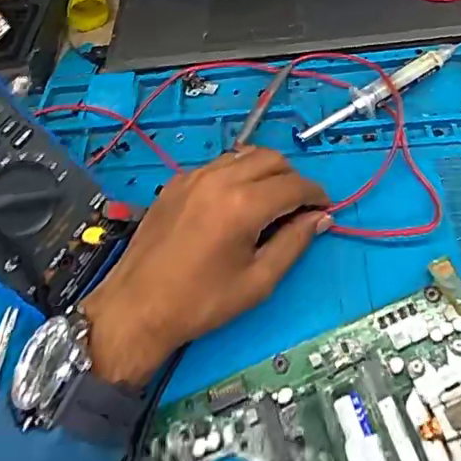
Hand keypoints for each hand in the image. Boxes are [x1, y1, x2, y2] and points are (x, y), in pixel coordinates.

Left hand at [80, 147, 330, 386]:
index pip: (294, 185)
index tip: (324, 209)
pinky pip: (219, 164)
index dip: (315, 195)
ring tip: (268, 203)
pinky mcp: (178, 180)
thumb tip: (321, 218)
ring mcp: (195, 175)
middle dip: (292, 178)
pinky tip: (234, 203)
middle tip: (297, 208)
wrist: (137, 306)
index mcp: (243, 204)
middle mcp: (220, 178)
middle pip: (272, 158)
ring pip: (245, 155)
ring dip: (265, 171)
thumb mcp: (257, 282)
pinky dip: (237, 173)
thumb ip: (294, 243)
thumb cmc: (200, 302)